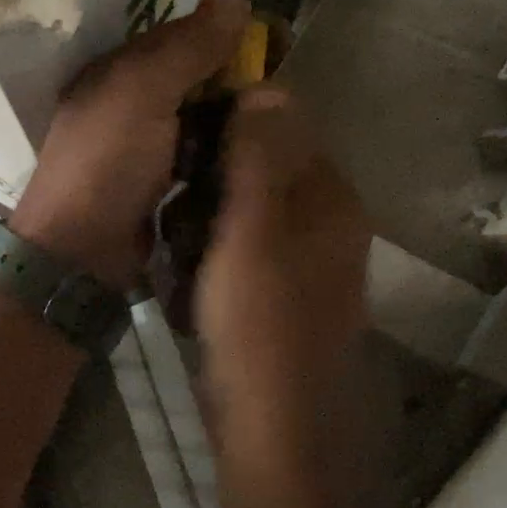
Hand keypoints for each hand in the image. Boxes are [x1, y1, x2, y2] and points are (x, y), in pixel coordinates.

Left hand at [10, 0, 251, 288]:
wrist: (81, 253)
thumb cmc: (107, 163)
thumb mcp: (145, 91)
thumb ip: (191, 41)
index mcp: (117, 73)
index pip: (182, 37)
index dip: (227, 34)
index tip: (276, 41)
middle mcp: (129, 105)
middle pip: (196, 80)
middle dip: (235, 84)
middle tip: (281, 94)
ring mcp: (143, 151)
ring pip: (202, 121)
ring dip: (232, 123)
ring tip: (276, 127)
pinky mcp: (160, 190)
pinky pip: (201, 161)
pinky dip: (222, 157)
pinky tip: (252, 160)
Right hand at [197, 85, 369, 416]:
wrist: (272, 422)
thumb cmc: (258, 321)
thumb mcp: (252, 229)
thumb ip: (259, 157)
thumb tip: (266, 85)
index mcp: (331, 199)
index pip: (285, 129)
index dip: (231, 128)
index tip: (182, 145)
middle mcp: (330, 226)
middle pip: (265, 174)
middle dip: (214, 183)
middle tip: (175, 209)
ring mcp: (310, 267)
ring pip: (250, 218)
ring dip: (210, 224)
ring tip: (177, 248)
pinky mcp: (286, 300)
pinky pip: (246, 257)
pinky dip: (217, 260)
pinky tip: (191, 282)